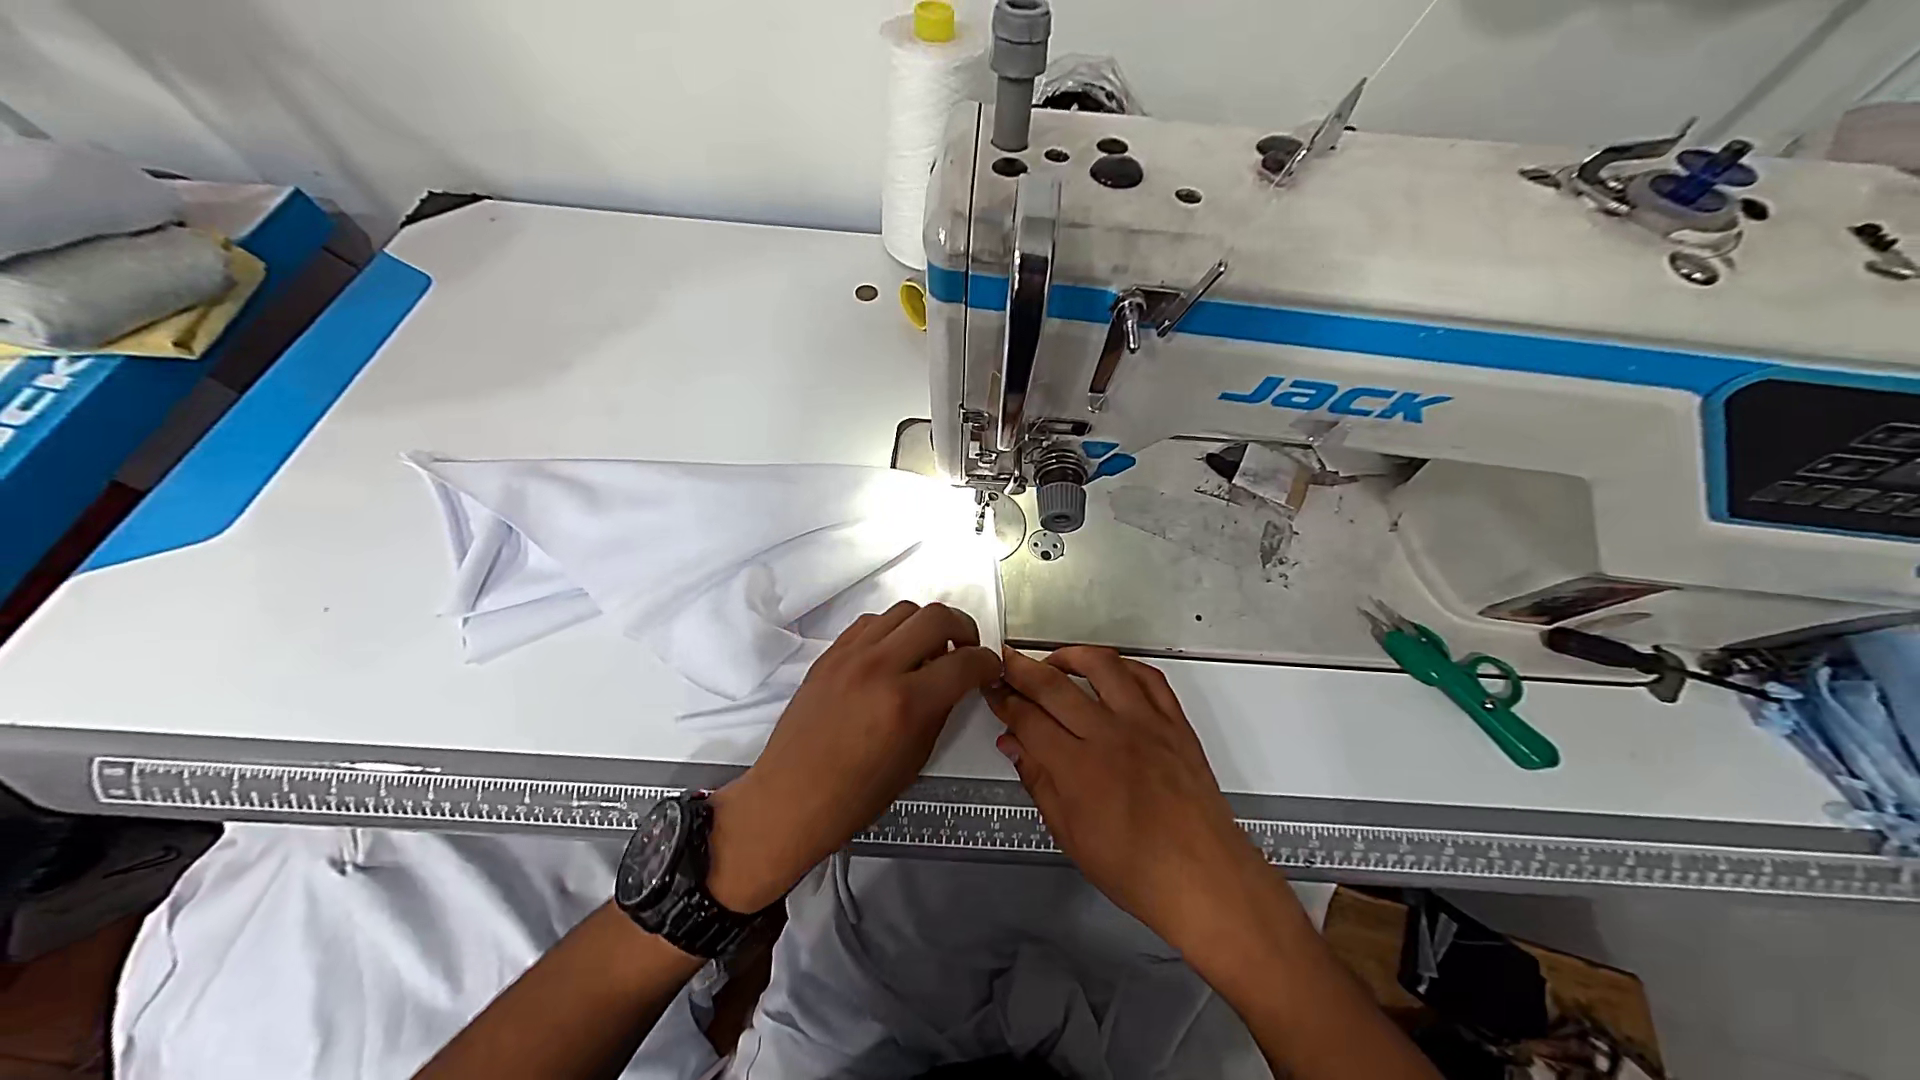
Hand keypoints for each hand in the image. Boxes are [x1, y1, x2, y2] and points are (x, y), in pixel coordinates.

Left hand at [705, 602, 1000, 911]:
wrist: (791, 798)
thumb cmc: (851, 795)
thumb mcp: (915, 758)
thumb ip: (941, 711)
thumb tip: (956, 682)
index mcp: (905, 704)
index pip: (965, 662)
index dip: (988, 663)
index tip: (989, 667)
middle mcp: (878, 669)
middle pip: (937, 617)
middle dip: (963, 628)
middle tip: (965, 648)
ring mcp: (850, 657)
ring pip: (904, 610)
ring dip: (927, 624)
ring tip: (930, 648)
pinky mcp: (829, 655)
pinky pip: (871, 622)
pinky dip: (892, 629)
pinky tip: (895, 651)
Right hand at [985, 647, 1281, 954]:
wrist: (1204, 878)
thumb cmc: (1138, 869)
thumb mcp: (1069, 833)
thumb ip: (1038, 780)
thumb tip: (1014, 746)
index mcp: (1078, 768)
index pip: (1027, 718)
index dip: (1004, 702)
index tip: (994, 693)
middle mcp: (1110, 736)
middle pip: (1054, 685)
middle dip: (1021, 669)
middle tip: (1006, 663)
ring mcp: (1146, 725)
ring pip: (1103, 666)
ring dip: (1071, 655)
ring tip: (1054, 660)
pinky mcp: (1175, 725)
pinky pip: (1149, 678)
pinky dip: (1125, 666)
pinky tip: (1110, 669)